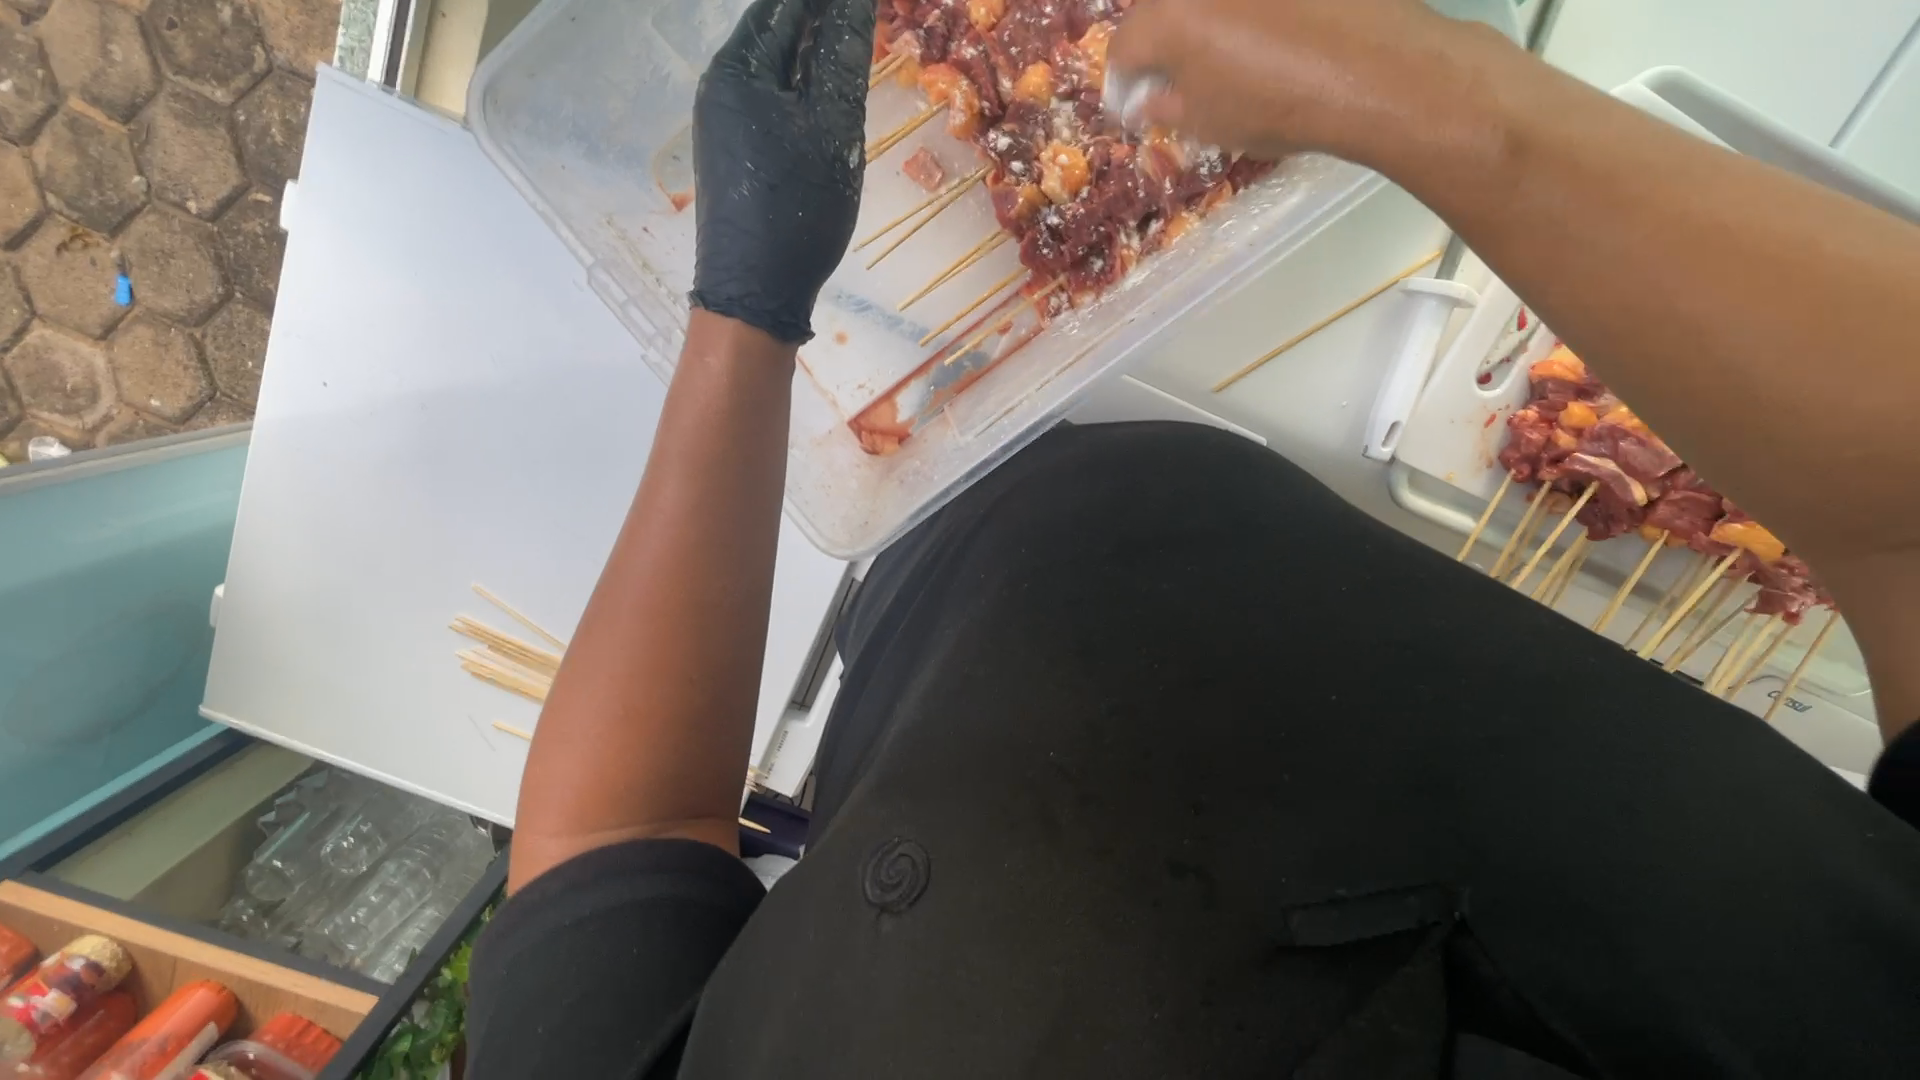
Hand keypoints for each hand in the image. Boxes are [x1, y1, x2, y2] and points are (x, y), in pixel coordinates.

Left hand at [689, 0, 875, 344]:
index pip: (785, 5)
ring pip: (775, 72)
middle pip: (777, 34)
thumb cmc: (796, 210)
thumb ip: (843, 61)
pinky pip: (771, 106)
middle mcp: (721, 87)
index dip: (826, 2)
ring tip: (853, 48)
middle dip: (819, 22)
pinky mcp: (734, 155)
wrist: (754, 291)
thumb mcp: (832, 131)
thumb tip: (852, 6)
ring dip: (812, 56)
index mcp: (738, 68)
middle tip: (861, 22)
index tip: (861, 4)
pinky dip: (801, 93)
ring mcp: (723, 123)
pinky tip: (826, 98)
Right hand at [1107, 0, 1515, 166]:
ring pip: (1207, 4)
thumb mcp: (1205, 123)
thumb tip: (1149, 99)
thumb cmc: (1273, 106)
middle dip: (1160, 46)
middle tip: (1171, 81)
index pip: (1123, 48)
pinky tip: (1267, 37)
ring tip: (1221, 58)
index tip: (1132, 106)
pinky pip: (1250, 4)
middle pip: (1161, 11)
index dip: (1122, 82)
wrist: (1369, 71)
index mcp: (1166, 17)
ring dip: (1203, 27)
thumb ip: (1164, 106)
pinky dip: (1248, 16)